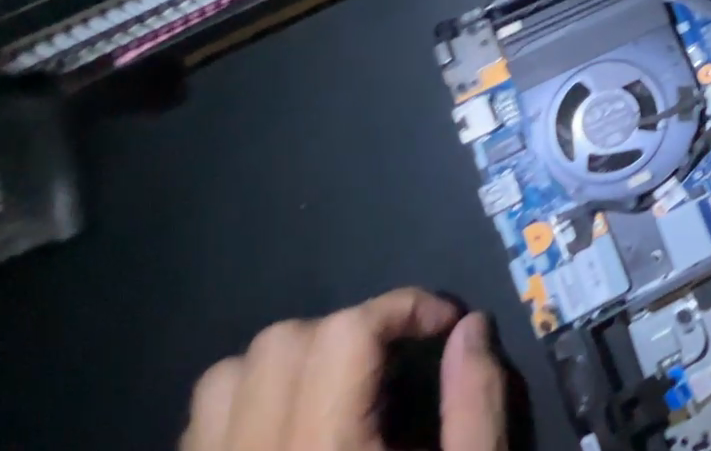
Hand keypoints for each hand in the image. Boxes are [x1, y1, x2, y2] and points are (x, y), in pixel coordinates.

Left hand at [182, 289, 506, 450]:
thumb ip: (477, 402)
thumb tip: (470, 327)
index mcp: (325, 448)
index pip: (344, 334)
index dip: (404, 307)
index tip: (446, 324)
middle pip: (283, 342)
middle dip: (353, 328)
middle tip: (400, 355)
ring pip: (227, 375)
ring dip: (293, 359)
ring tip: (344, 383)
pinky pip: (201, 423)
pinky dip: (252, 400)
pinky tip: (299, 423)